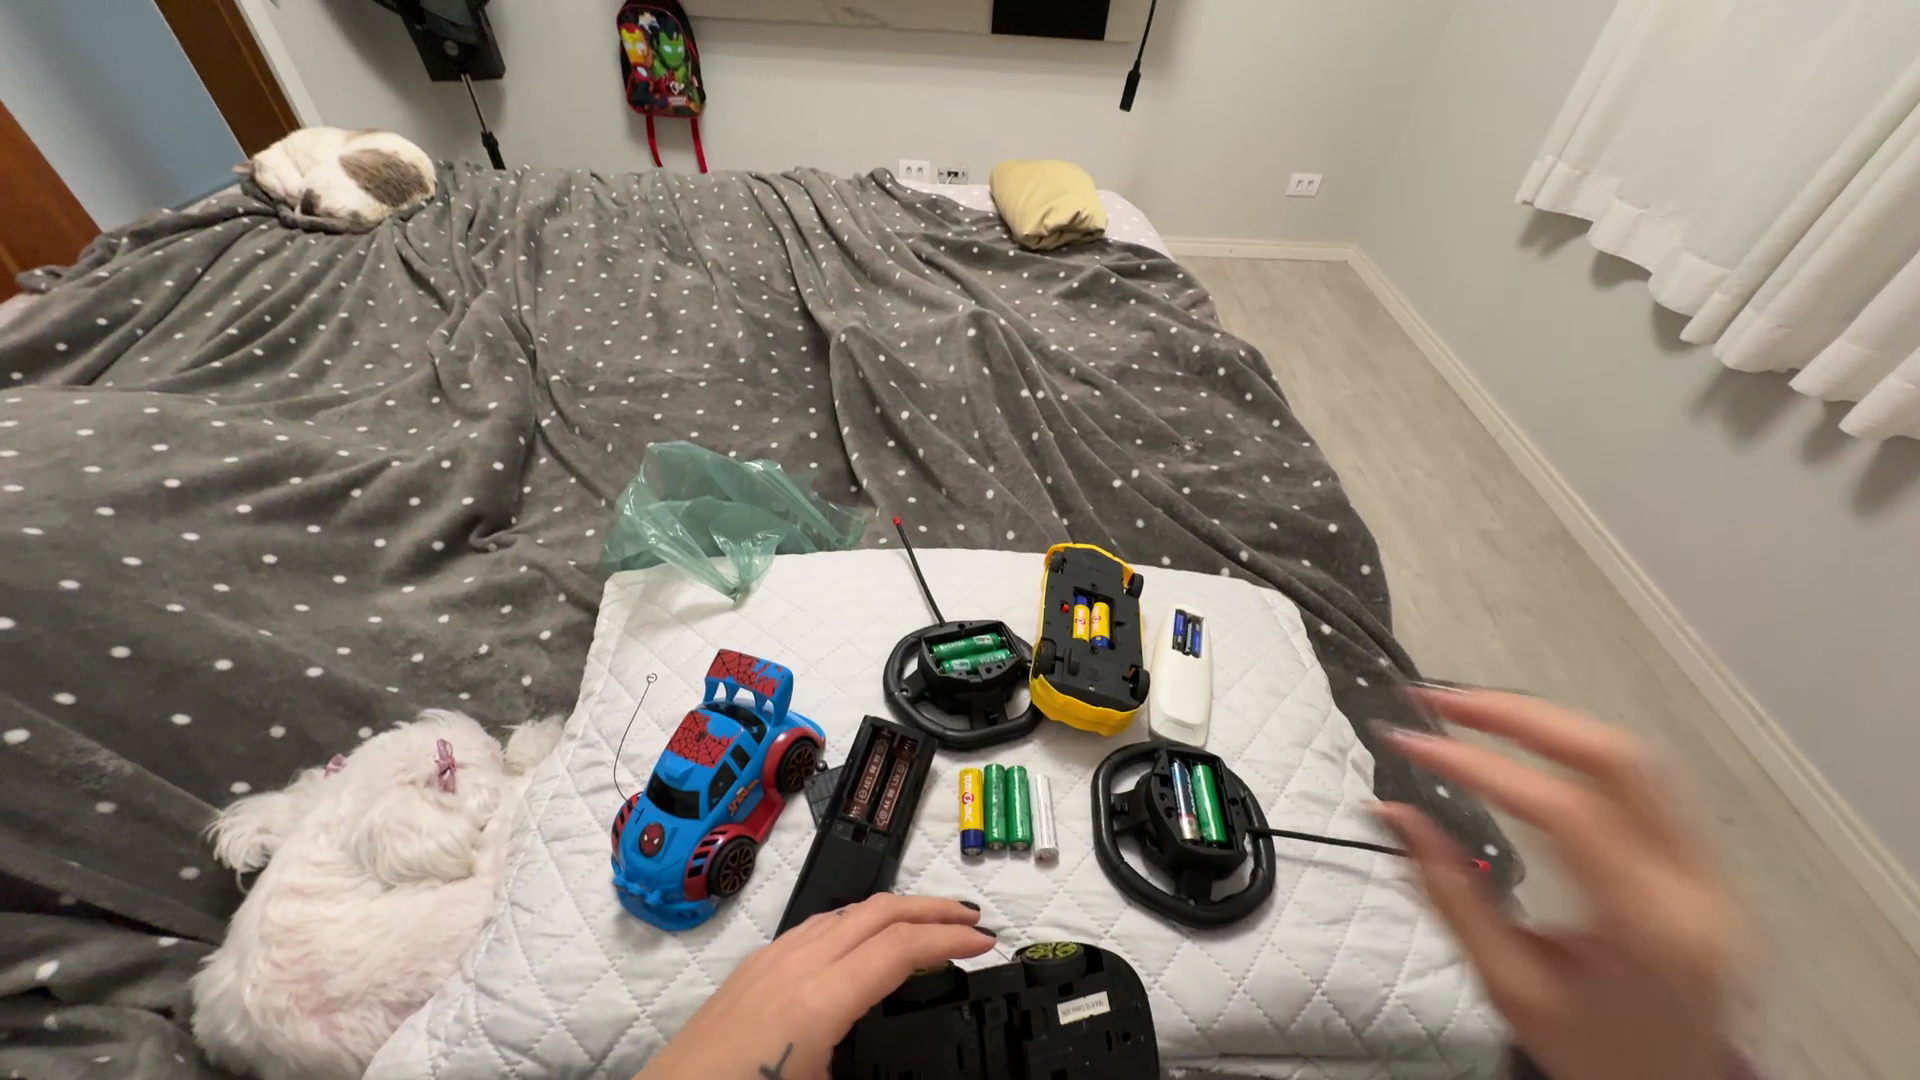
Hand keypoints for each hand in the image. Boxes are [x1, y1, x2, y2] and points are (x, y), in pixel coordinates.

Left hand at [635, 894, 996, 1079]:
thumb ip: (873, 1068)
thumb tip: (911, 1066)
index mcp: (818, 1002)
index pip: (900, 949)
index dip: (949, 939)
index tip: (986, 943)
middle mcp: (796, 964)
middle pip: (879, 911)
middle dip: (932, 908)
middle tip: (973, 920)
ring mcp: (771, 960)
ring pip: (848, 911)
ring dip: (896, 910)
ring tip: (928, 925)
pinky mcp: (754, 968)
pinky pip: (818, 925)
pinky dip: (859, 921)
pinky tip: (866, 940)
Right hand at [1373, 688, 1738, 1079]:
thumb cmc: (1590, 1051)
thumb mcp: (1507, 983)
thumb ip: (1448, 891)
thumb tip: (1391, 811)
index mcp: (1649, 926)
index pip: (1560, 809)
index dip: (1476, 764)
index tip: (1408, 743)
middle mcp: (1694, 887)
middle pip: (1617, 759)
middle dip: (1518, 715)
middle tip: (1439, 700)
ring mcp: (1709, 871)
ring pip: (1633, 758)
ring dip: (1544, 721)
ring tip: (1469, 709)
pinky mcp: (1700, 864)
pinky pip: (1637, 779)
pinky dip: (1569, 746)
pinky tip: (1521, 742)